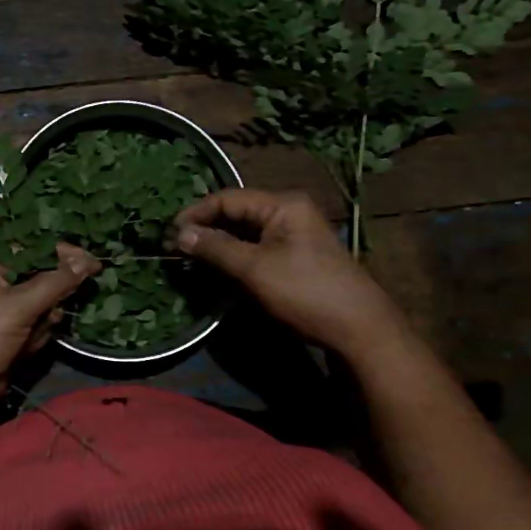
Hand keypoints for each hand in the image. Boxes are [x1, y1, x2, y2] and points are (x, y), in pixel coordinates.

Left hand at [0, 244, 99, 402]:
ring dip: (42, 319)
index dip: (61, 254)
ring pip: (44, 299)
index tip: (92, 262)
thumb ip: (55, 282)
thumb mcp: (18, 307)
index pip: (31, 247)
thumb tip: (88, 261)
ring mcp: (4, 302)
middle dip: (49, 297)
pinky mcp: (13, 324)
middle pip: (41, 273)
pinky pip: (39, 319)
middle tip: (51, 310)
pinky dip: (38, 333)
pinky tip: (25, 347)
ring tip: (29, 335)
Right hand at [173, 189, 399, 351]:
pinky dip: (234, 255)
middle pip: (235, 213)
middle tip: (175, 247)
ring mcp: (294, 235)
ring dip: (217, 243)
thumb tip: (180, 234)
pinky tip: (217, 268)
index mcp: (282, 205)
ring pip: (244, 232)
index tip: (169, 234)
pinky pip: (256, 247)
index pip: (227, 199)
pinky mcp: (295, 256)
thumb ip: (215, 248)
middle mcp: (288, 212)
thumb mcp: (254, 269)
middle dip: (204, 228)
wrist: (360, 331)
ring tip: (190, 259)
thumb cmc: (305, 292)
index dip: (195, 214)